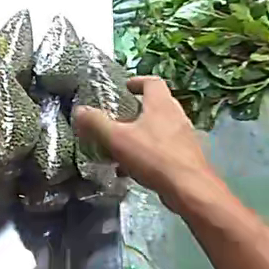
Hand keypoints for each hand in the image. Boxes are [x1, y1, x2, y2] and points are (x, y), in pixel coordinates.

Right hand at [72, 76, 220, 210]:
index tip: (125, 87)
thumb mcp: (118, 139)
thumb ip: (97, 124)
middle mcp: (176, 116)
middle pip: (157, 104)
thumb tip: (80, 110)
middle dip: (138, 109)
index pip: (152, 81)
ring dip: (142, 132)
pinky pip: (164, 148)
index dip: (137, 81)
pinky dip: (148, 152)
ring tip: (123, 144)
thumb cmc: (153, 157)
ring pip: (160, 128)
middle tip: (120, 116)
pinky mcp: (186, 156)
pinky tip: (133, 168)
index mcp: (161, 104)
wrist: (188, 188)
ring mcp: (184, 136)